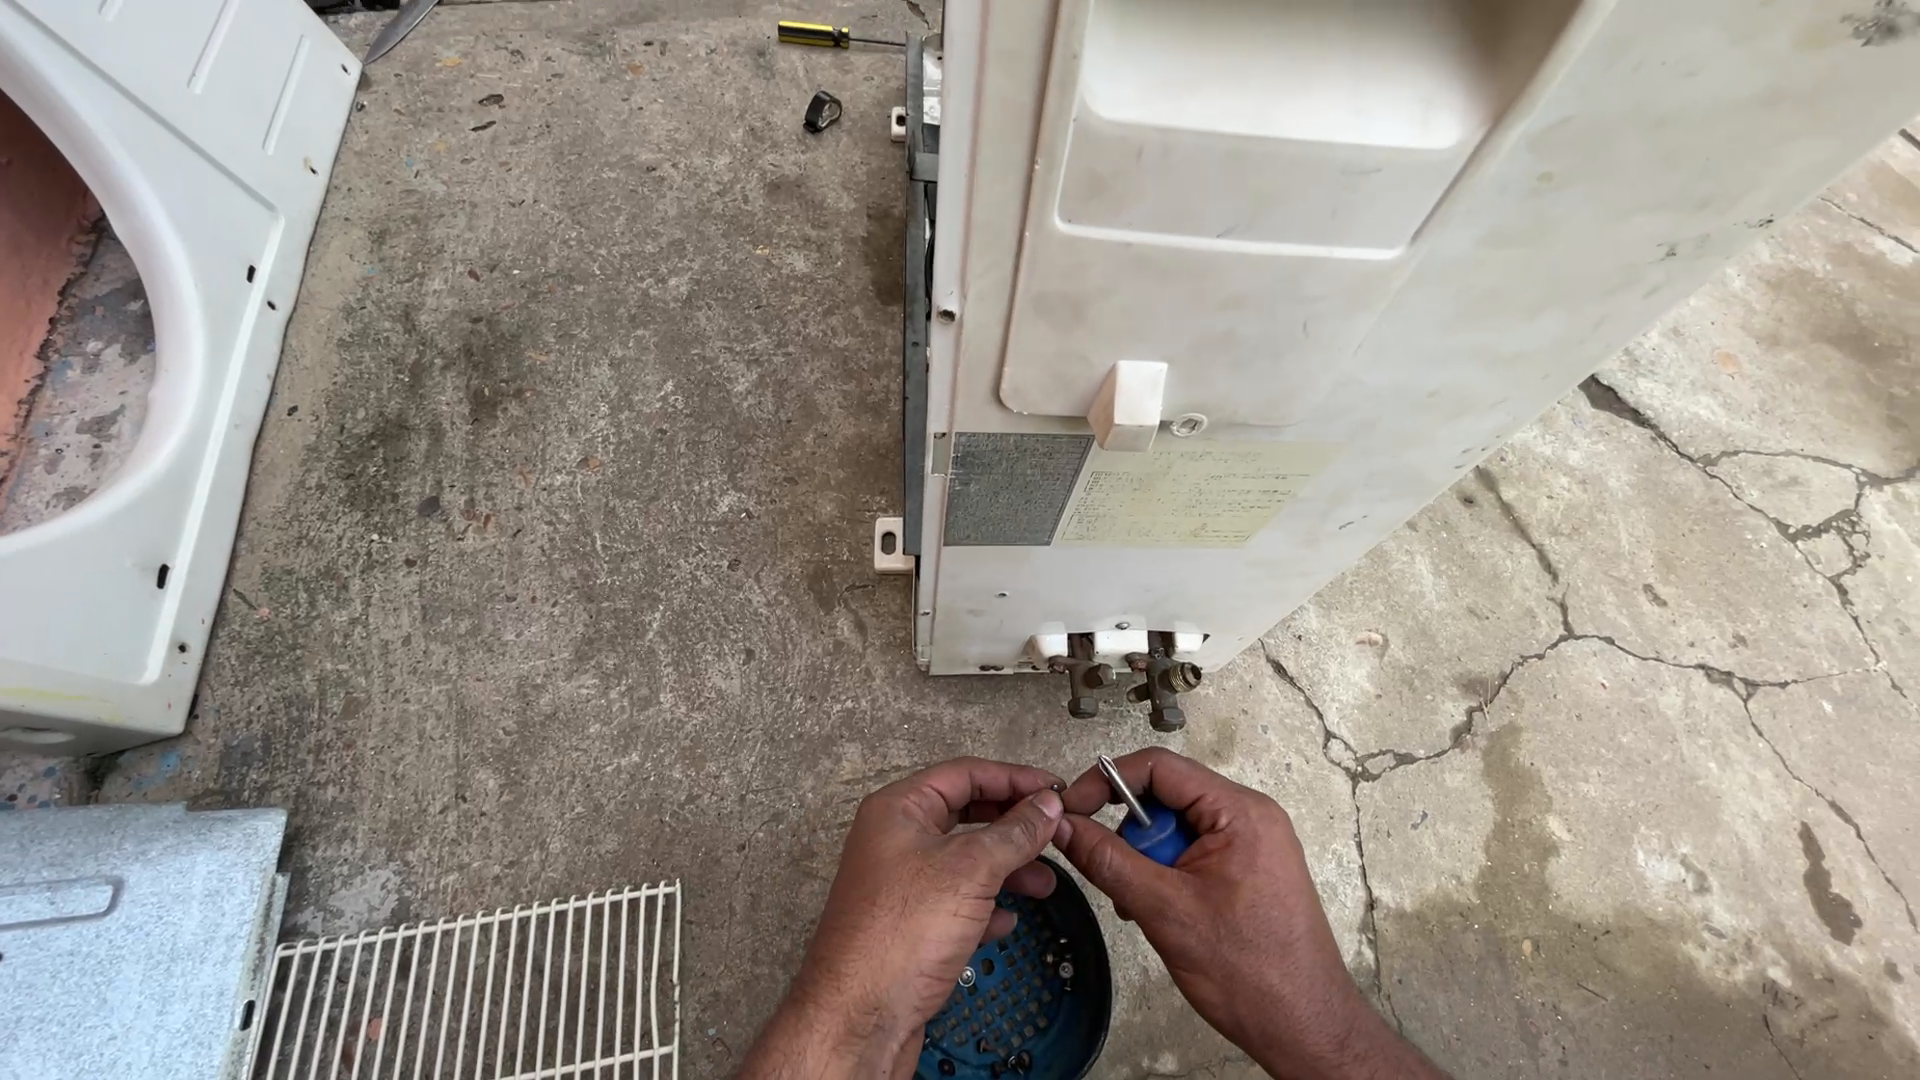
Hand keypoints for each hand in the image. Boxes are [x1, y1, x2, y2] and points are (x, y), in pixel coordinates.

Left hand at [737, 758, 1068, 1078]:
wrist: (859, 1019)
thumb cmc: (899, 935)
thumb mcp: (971, 869)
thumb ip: (1015, 832)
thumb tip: (1046, 805)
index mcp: (899, 809)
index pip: (965, 774)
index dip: (1013, 777)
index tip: (1053, 789)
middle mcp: (896, 839)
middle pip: (966, 814)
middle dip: (1013, 825)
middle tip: (1053, 831)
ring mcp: (900, 883)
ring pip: (964, 861)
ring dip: (1007, 868)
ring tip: (1044, 882)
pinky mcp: (909, 925)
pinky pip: (956, 901)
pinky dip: (985, 906)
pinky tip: (1007, 920)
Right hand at [1057, 749, 1444, 1079]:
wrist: (1308, 1033)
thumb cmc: (1249, 972)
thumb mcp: (1165, 911)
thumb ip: (1108, 861)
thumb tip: (1062, 827)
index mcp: (1238, 811)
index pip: (1158, 766)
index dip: (1107, 780)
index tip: (1072, 809)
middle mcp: (1247, 815)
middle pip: (1164, 795)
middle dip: (1129, 832)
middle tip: (1110, 871)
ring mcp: (1249, 842)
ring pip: (1172, 826)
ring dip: (1144, 859)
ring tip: (1140, 904)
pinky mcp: (1244, 868)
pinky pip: (1188, 850)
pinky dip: (1163, 873)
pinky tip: (1158, 909)